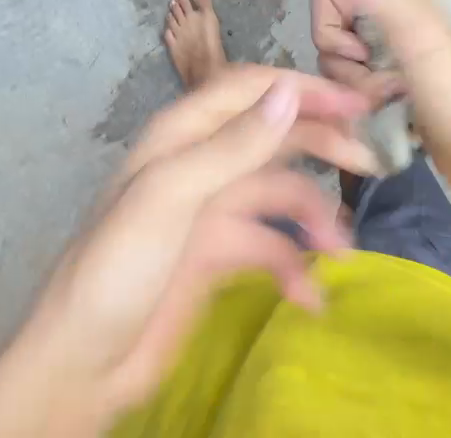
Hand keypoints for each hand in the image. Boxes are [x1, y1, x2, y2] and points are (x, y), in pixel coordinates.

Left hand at [0, 65, 374, 435]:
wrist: (82, 361)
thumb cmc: (118, 267)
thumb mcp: (173, 197)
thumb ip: (232, 145)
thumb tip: (289, 92)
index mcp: (182, 134)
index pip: (251, 90)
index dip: (304, 90)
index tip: (357, 104)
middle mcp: (199, 163)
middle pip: (272, 136)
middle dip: (320, 145)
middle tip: (368, 164)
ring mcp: (209, 211)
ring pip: (278, 195)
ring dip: (313, 217)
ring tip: (342, 251)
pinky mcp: (216, 257)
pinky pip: (269, 248)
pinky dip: (294, 266)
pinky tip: (310, 297)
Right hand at [310, 0, 450, 192]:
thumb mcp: (415, 34)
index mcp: (393, 1)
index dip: (331, 30)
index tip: (359, 53)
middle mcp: (386, 26)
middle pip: (327, 38)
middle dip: (346, 68)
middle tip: (386, 86)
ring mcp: (387, 63)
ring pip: (335, 70)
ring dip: (356, 93)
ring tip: (393, 105)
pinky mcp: (388, 96)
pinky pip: (349, 95)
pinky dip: (360, 110)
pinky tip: (386, 121)